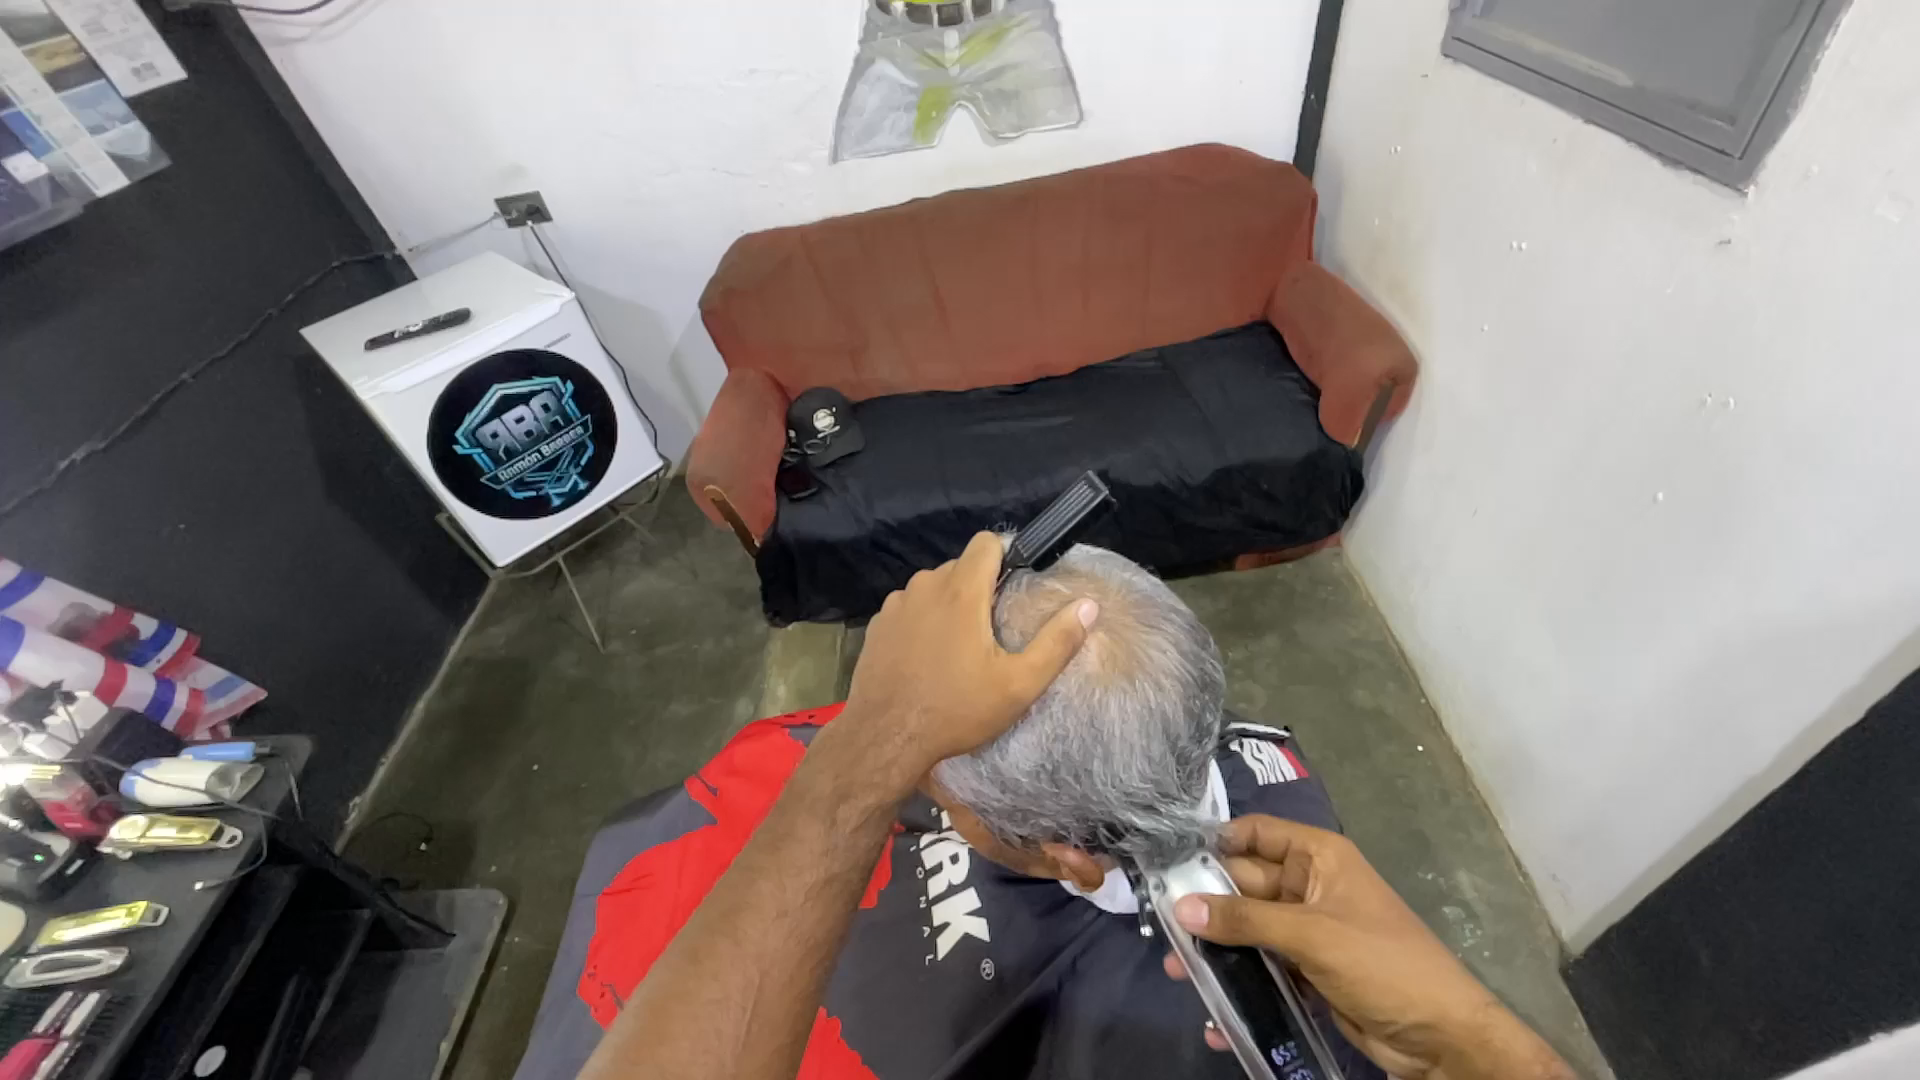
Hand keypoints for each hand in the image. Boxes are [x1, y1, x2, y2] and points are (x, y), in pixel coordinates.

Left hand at [836, 532, 1096, 787]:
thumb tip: (1088, 606)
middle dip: (979, 588)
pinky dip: (921, 621)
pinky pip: (909, 608)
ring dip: (949, 604)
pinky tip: (926, 658)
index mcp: (961, 590)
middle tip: (991, 632)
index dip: (1005, 557)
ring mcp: (896, 604)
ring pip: (933, 587)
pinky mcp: (878, 625)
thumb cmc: (955, 710)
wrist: (884, 738)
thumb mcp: (1018, 684)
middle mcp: (925, 586)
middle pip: (961, 566)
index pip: (986, 541)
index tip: (1014, 588)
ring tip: (958, 648)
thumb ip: (1057, 642)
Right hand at [1164, 816, 1569, 1079]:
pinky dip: (1238, 981)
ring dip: (1215, 946)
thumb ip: (1244, 920)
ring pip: (1246, 927)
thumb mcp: (1311, 935)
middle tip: (1160, 923)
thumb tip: (1179, 908)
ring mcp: (1305, 930)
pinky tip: (1213, 1009)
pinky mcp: (1305, 970)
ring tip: (1177, 969)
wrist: (1446, 1042)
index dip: (1213, 843)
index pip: (1253, 834)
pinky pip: (1261, 965)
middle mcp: (1307, 886)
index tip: (1168, 859)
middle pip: (1242, 883)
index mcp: (1316, 857)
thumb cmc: (1383, 963)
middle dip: (1203, 902)